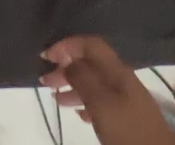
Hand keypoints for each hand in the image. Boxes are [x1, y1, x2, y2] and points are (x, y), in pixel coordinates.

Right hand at [41, 36, 173, 144]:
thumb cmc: (128, 131)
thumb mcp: (100, 103)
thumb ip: (82, 77)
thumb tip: (66, 59)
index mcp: (117, 70)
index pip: (90, 44)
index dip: (67, 45)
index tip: (46, 58)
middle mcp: (121, 79)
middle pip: (90, 63)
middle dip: (66, 68)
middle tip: (46, 81)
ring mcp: (127, 98)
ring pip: (95, 83)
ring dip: (73, 86)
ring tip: (56, 98)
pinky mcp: (128, 117)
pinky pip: (102, 101)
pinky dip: (86, 102)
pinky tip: (78, 113)